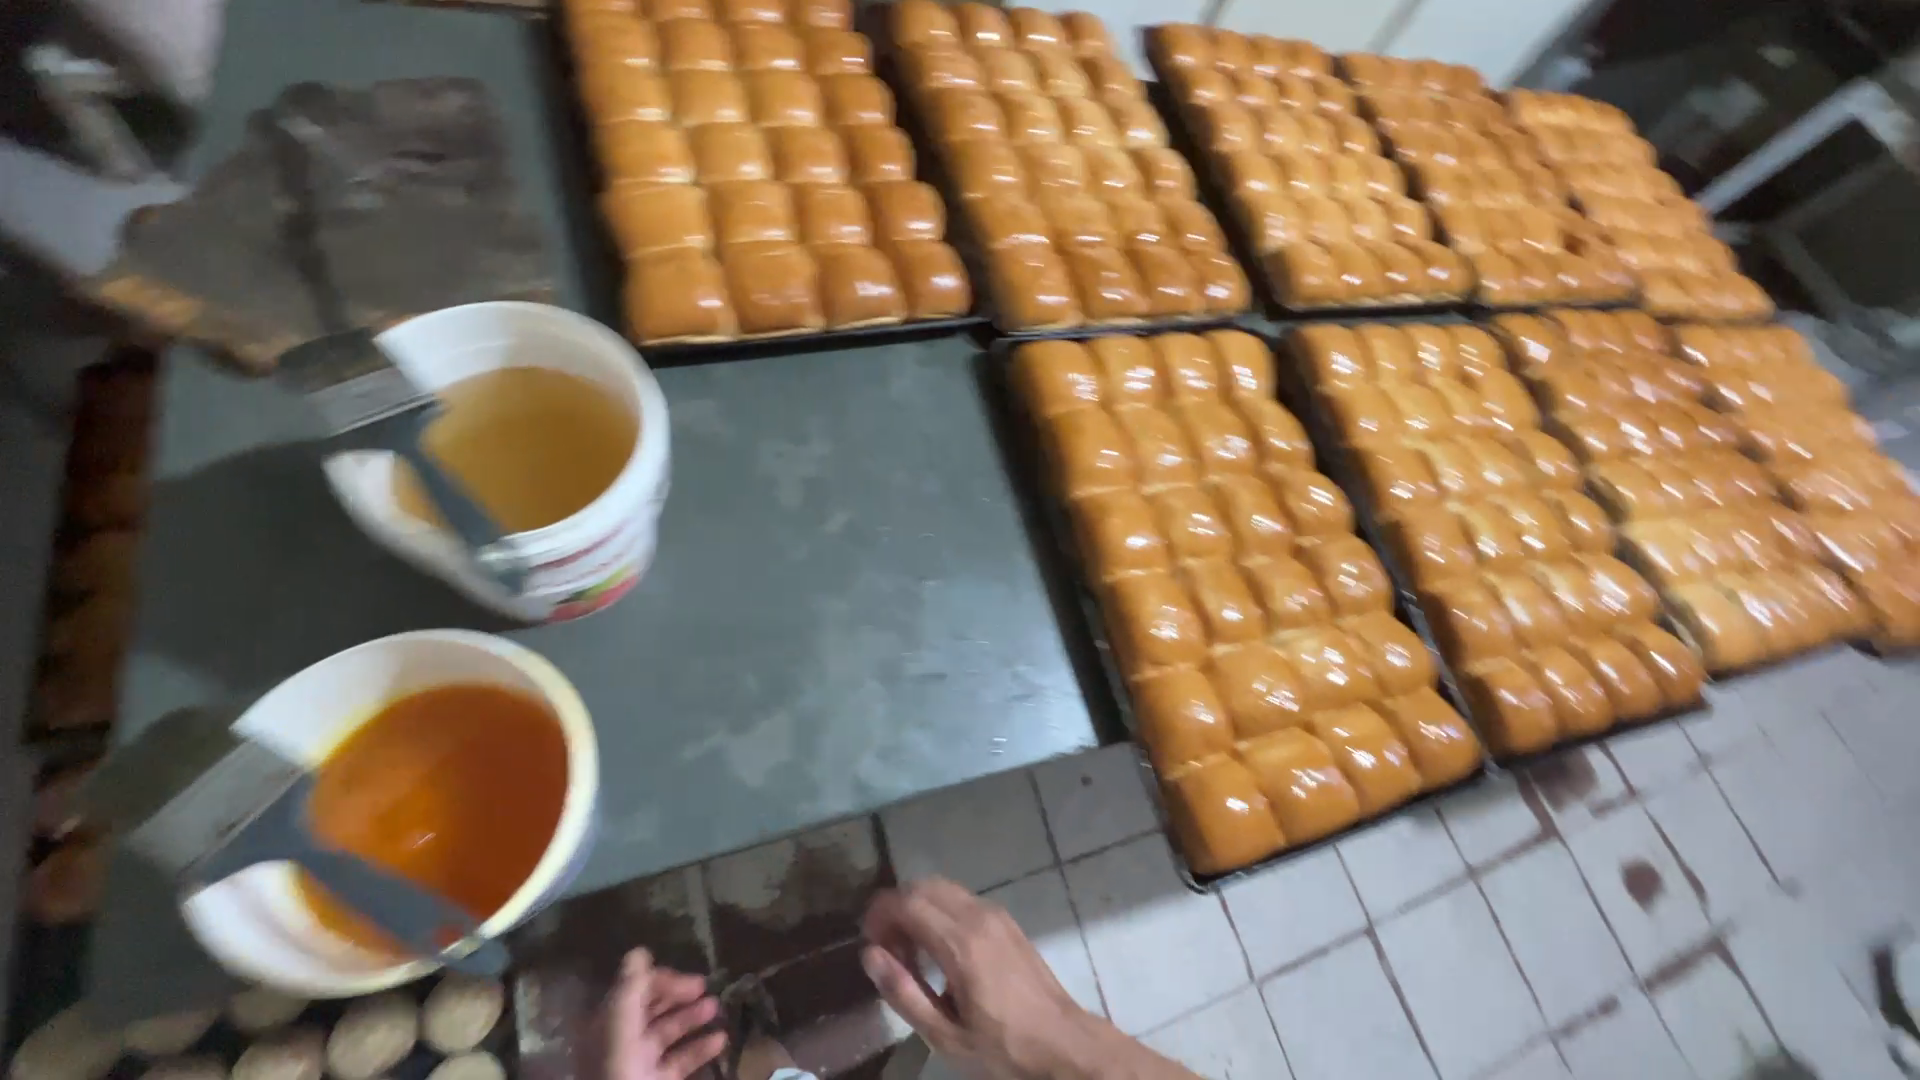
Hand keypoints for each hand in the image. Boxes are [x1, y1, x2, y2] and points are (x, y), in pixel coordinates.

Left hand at [606, 949, 727, 1079]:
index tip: (688, 980)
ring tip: (717, 1008)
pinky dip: (700, 1048)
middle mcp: (621, 1043)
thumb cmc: (619, 1073)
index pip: (634, 990)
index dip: (661, 980)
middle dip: (679, 994)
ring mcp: (640, 1066)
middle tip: (706, 986)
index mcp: (607, 1026)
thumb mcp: (620, 1029)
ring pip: (669, 1032)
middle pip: (652, 1008)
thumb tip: (639, 951)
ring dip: (693, 1017)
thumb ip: (630, 990)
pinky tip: (721, 1039)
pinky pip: (681, 1060)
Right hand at [861, 878, 1100, 1079]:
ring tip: (910, 951)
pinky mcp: (1005, 920)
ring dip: (918, 907)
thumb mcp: (945, 1035)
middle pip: (923, 886)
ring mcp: (995, 913)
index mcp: (961, 943)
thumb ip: (903, 992)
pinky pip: (961, 899)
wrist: (1062, 1043)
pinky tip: (938, 948)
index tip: (869, 940)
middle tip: (886, 948)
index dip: (880, 914)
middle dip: (896, 908)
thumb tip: (870, 955)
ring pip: (943, 888)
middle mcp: (977, 915)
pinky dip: (939, 910)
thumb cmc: (1002, 1046)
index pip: (908, 902)